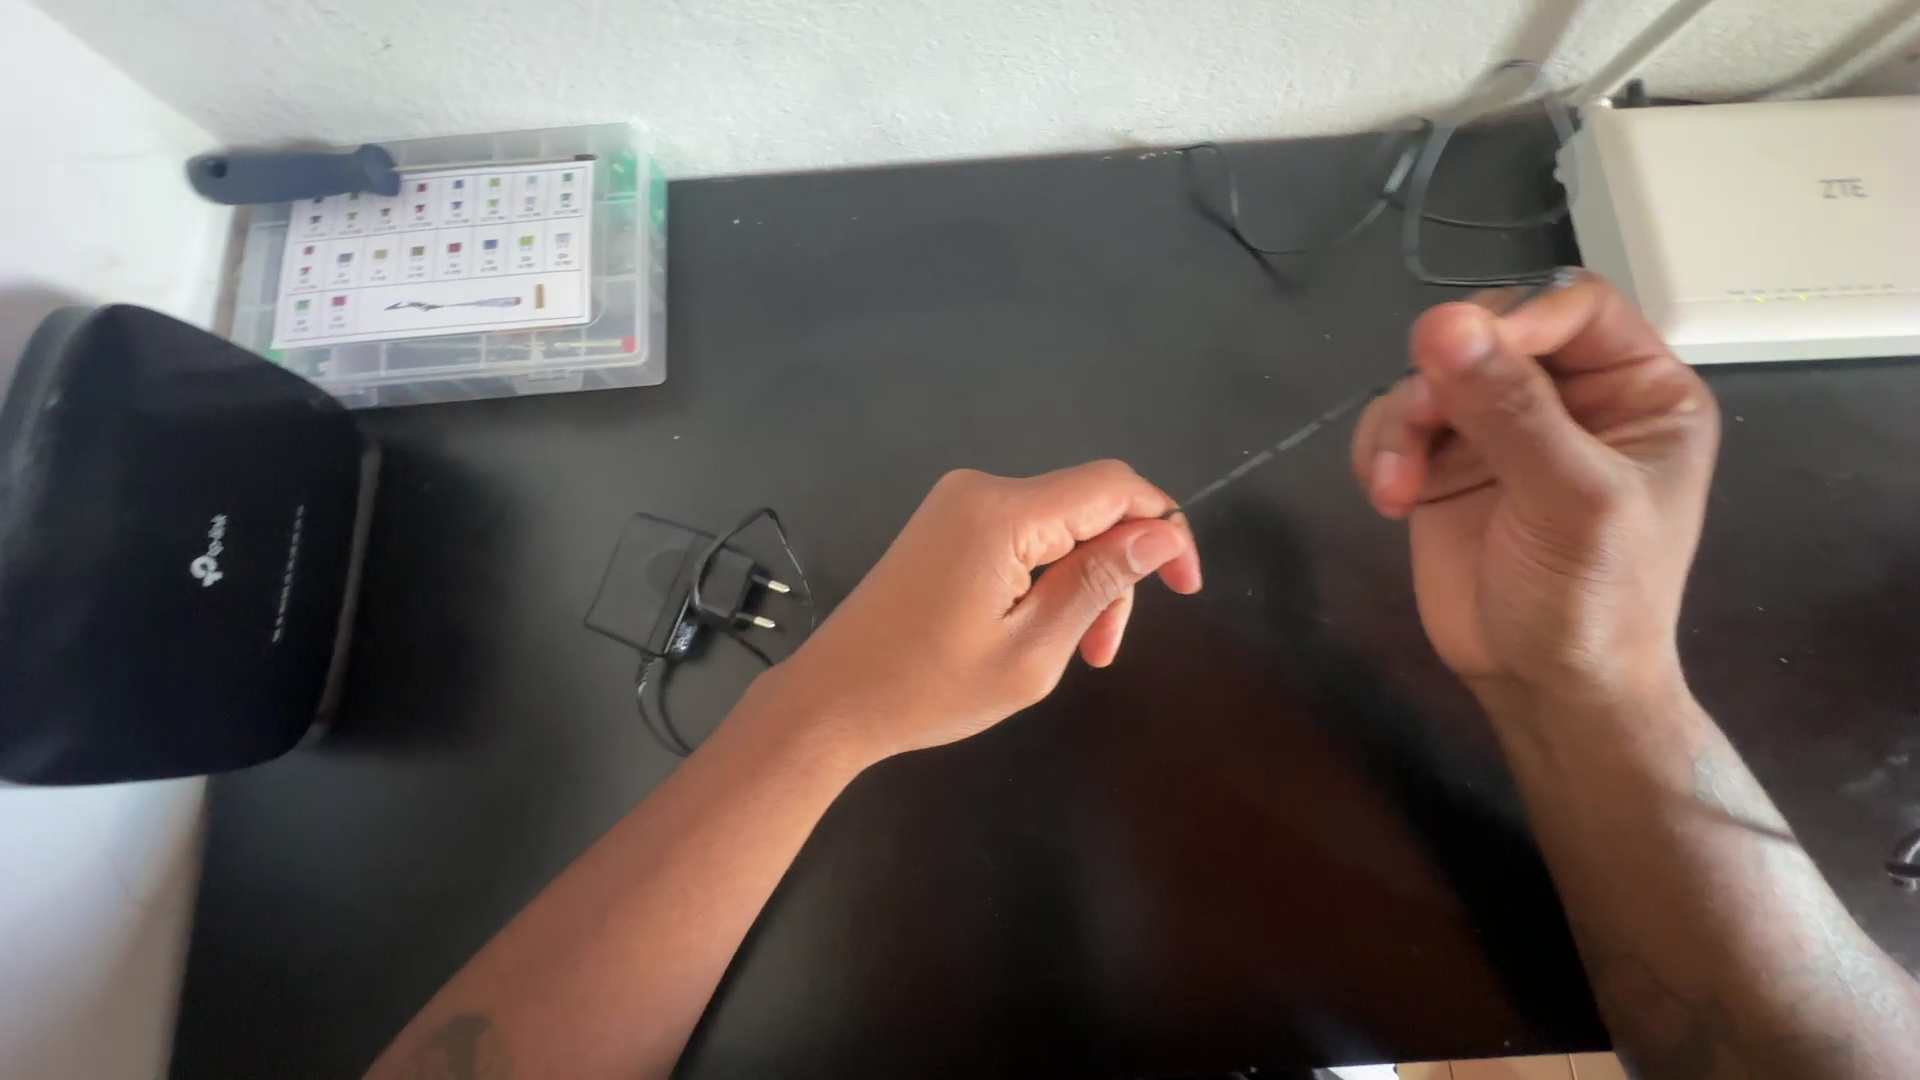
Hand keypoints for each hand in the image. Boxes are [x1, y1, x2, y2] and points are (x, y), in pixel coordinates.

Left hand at [755, 461, 1202, 762]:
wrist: (833, 698)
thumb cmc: (929, 689)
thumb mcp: (1032, 650)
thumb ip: (1099, 582)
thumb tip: (1161, 533)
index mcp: (1002, 514)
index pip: (1115, 487)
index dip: (1164, 527)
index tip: (1184, 588)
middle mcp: (980, 490)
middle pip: (1087, 508)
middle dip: (1113, 573)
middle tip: (1101, 651)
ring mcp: (958, 504)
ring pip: (1058, 525)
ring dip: (1080, 582)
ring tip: (1074, 651)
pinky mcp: (946, 524)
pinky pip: (1022, 534)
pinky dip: (1045, 576)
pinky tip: (1037, 626)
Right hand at [1350, 273, 1718, 703]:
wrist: (1536, 679)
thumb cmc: (1590, 595)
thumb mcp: (1566, 497)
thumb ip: (1508, 408)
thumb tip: (1438, 322)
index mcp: (1632, 390)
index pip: (1570, 309)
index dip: (1513, 322)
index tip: (1457, 360)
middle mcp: (1561, 400)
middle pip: (1480, 340)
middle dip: (1437, 386)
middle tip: (1415, 433)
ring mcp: (1493, 434)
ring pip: (1423, 384)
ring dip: (1395, 430)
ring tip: (1393, 490)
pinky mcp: (1438, 466)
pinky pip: (1390, 428)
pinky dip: (1376, 454)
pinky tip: (1388, 498)